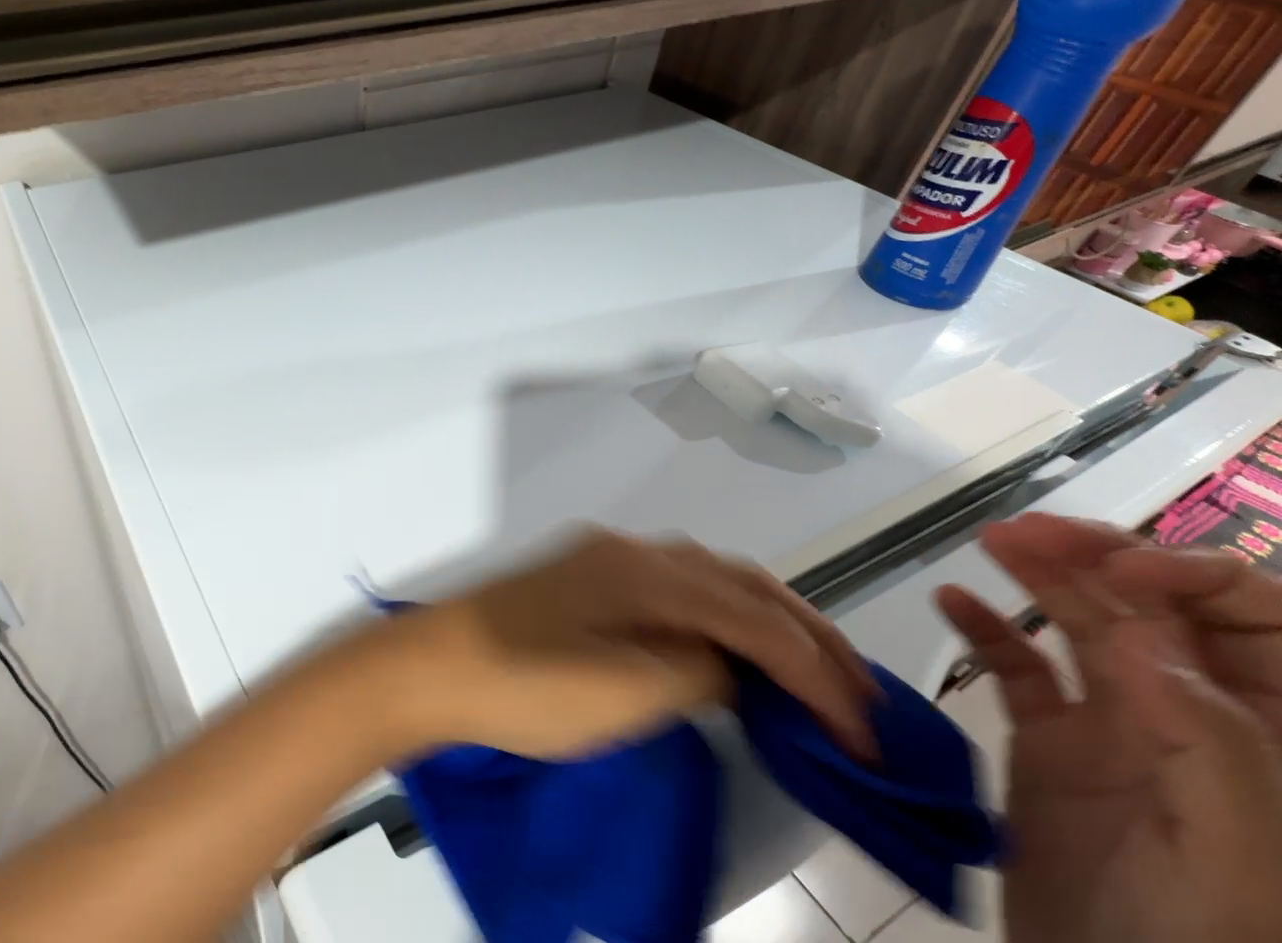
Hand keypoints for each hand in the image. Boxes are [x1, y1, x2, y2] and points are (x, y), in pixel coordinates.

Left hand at [341, 529, 879, 761]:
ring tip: (816, 672)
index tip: (864, 737)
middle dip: (807, 637)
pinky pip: (675, 592)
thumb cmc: (521, 688)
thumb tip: (734, 667)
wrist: (424, 670)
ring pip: (711, 583)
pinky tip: (734, 649)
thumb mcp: (624, 694)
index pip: (757, 621)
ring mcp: (603, 561)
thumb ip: (698, 673)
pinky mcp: (582, 581)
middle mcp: (633, 550)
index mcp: (647, 572)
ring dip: (767, 623)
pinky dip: (719, 621)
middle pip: (742, 585)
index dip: (817, 678)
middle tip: (863, 694)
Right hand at [941, 515, 1281, 942]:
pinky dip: (986, 632)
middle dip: (1099, 559)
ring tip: (991, 542)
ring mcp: (1119, 729)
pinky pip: (1021, 674)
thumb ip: (1202, 740)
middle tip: (1026, 532)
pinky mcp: (1051, 746)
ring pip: (1084, 629)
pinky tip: (951, 601)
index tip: (1114, 567)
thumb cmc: (1197, 934)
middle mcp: (1200, 716)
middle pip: (1157, 610)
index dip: (1191, 575)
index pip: (1255, 618)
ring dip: (1041, 579)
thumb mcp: (1228, 849)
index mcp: (1273, 731)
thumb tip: (1136, 631)